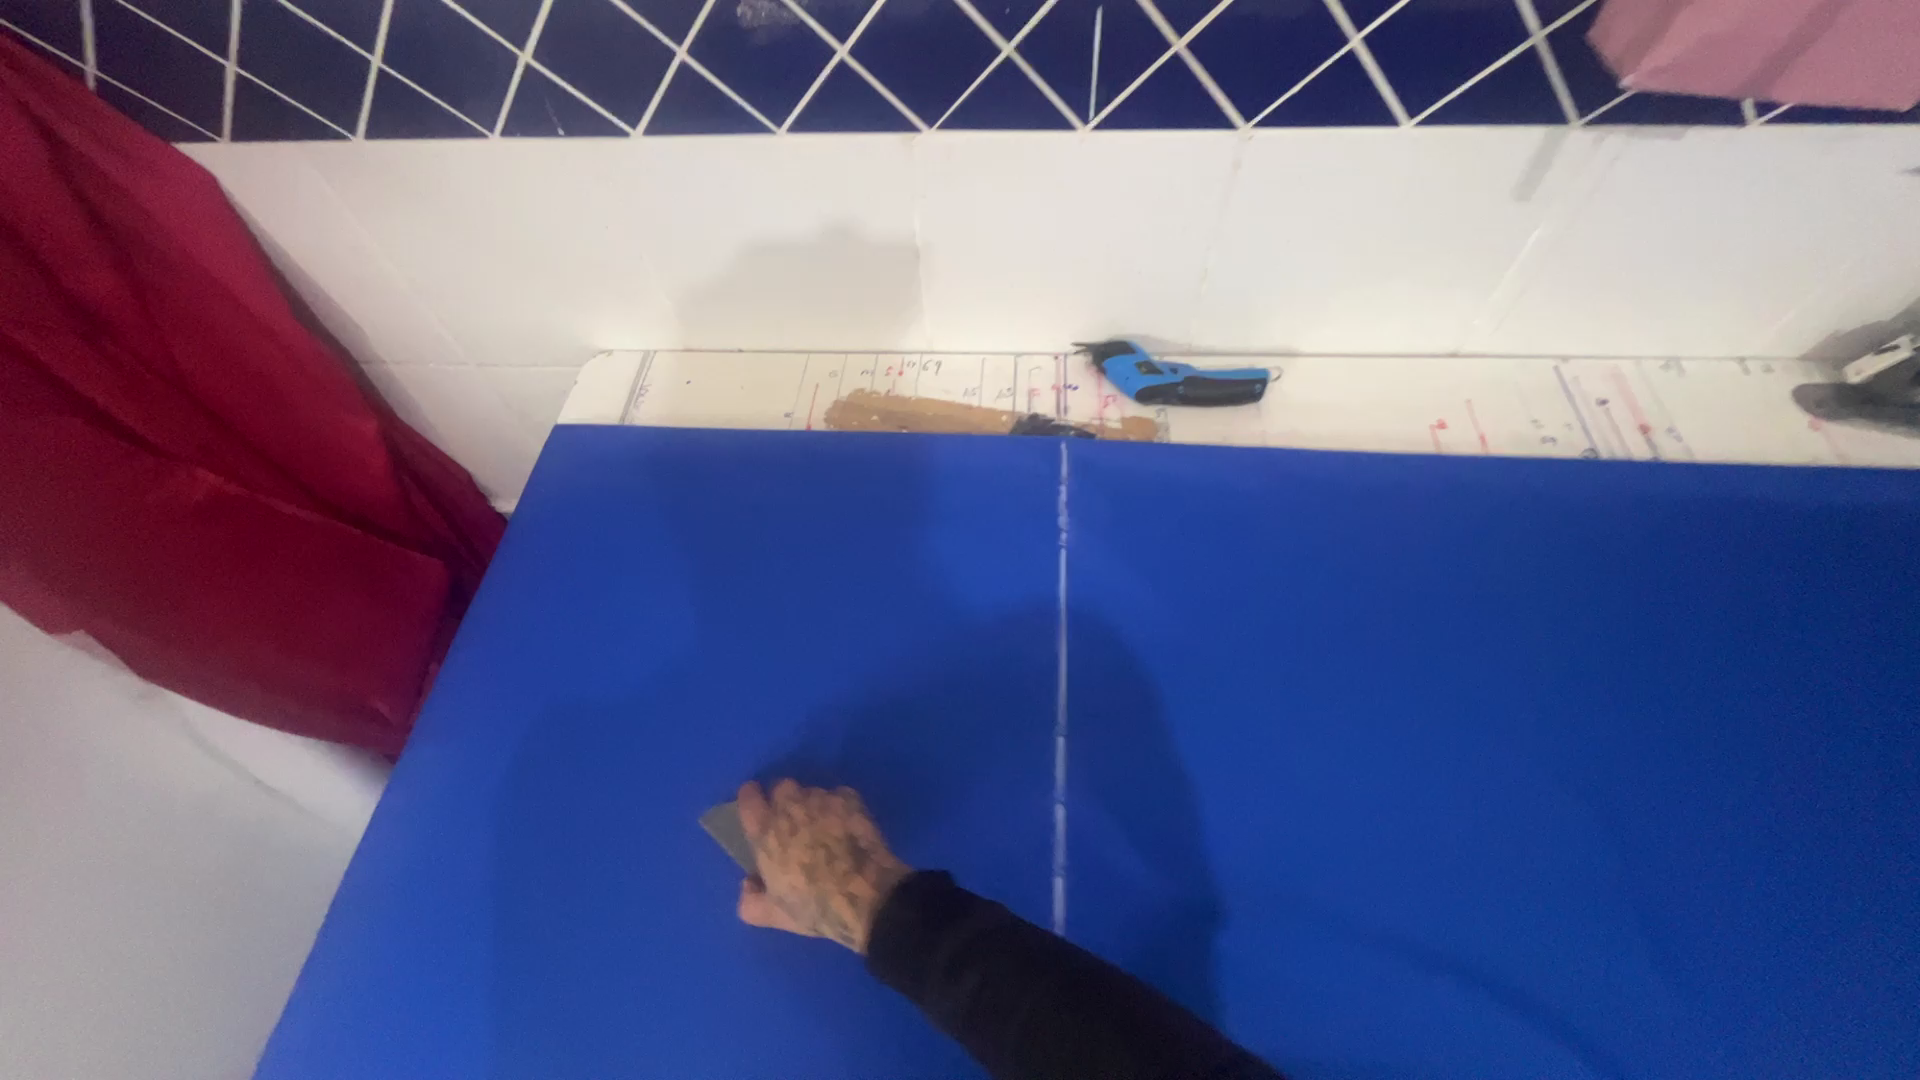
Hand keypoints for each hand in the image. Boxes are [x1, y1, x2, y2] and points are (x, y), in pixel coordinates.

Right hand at [735, 779, 910, 953]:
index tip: (757, 808)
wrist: (865, 895)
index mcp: (766, 830)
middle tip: (791, 823)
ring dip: (812, 805)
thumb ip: (750, 900)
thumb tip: (750, 883)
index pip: (749, 796)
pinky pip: (838, 796)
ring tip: (822, 828)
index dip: (751, 799)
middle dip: (783, 800)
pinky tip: (845, 827)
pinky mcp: (850, 799)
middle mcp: (791, 806)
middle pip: (782, 787)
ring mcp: (823, 799)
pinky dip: (838, 807)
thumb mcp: (773, 915)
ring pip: (811, 791)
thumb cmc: (814, 905)